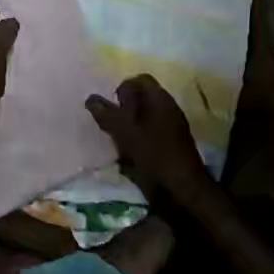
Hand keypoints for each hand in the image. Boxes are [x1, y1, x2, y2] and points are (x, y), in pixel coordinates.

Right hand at [86, 75, 211, 203]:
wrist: (183, 192)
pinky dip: (136, 142)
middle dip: (123, 110)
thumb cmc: (155, 156)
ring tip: (114, 142)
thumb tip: (90, 98)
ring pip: (143, 120)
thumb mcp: (126, 134)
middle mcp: (168, 110)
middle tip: (108, 125)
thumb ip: (108, 115)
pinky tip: (126, 158)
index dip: (122, 89)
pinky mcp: (169, 148)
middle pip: (141, 100)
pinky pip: (148, 137)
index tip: (110, 106)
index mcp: (161, 100)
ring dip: (128, 128)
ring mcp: (171, 129)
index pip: (140, 80)